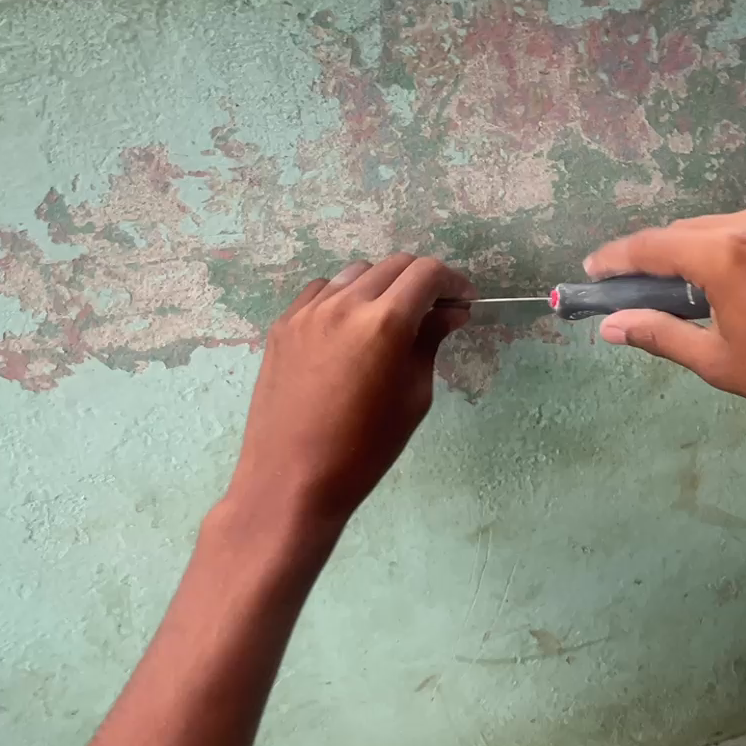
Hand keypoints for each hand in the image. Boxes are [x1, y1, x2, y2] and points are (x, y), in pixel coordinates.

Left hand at [225, 254, 473, 526]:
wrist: (290, 480)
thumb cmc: (364, 448)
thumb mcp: (413, 396)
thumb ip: (430, 342)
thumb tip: (450, 312)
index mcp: (385, 322)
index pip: (427, 273)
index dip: (452, 282)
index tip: (461, 301)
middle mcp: (345, 304)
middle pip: (394, 264)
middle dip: (421, 281)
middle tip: (432, 311)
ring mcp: (308, 311)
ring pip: (358, 272)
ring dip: (383, 285)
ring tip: (388, 318)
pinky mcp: (283, 324)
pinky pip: (322, 291)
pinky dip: (345, 296)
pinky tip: (348, 327)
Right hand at [586, 207, 745, 457]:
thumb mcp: (718, 362)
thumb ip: (658, 334)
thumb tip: (610, 325)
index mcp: (724, 252)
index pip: (651, 246)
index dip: (616, 259)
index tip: (592, 270)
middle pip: (687, 232)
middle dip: (656, 256)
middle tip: (635, 286)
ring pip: (727, 227)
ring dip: (700, 251)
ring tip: (691, 289)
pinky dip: (742, 250)